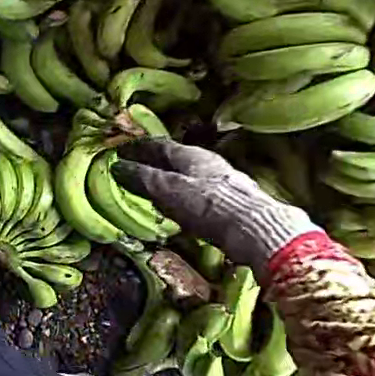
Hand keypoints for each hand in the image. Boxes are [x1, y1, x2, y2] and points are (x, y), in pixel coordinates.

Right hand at [114, 138, 316, 272]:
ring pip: (189, 176)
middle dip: (154, 163)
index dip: (138, 148)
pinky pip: (200, 194)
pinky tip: (182, 209)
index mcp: (191, 155)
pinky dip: (184, 196)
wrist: (256, 229)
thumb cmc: (209, 205)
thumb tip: (118, 167)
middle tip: (134, 169)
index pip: (159, 145)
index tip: (121, 151)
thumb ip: (144, 178)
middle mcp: (208, 163)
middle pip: (176, 159)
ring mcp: (223, 182)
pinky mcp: (232, 203)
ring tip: (154, 189)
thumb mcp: (170, 190)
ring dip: (170, 180)